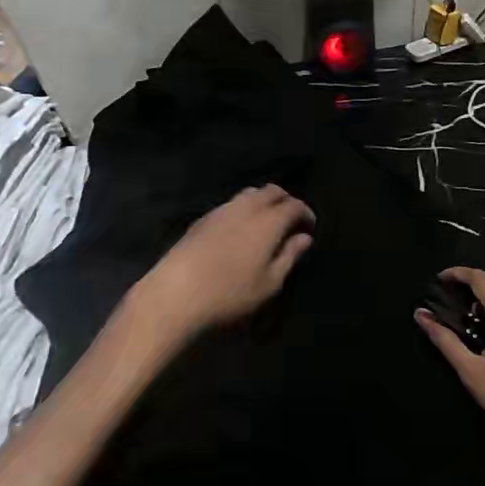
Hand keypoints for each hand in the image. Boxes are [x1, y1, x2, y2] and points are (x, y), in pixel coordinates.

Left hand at [131, 185, 315, 340]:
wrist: (174, 295)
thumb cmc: (230, 294)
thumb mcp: (270, 283)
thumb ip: (289, 256)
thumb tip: (303, 237)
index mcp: (268, 221)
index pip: (294, 205)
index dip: (306, 213)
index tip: (310, 228)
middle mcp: (246, 208)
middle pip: (272, 191)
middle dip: (286, 201)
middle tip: (291, 222)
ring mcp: (221, 210)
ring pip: (250, 193)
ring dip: (264, 202)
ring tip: (266, 223)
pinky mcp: (202, 219)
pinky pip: (231, 204)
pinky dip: (244, 209)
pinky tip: (240, 230)